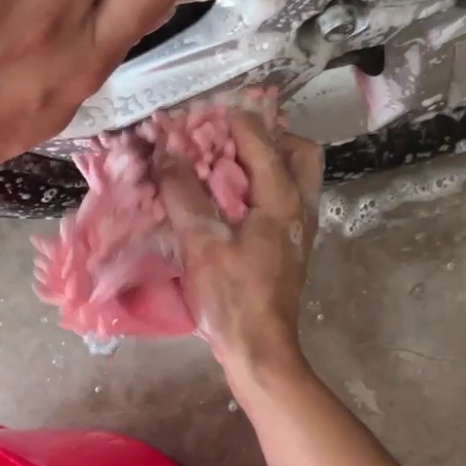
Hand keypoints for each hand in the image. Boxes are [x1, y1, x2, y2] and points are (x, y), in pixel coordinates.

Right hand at [163, 113, 324, 376]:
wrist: (259, 349)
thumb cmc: (233, 296)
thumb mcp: (202, 242)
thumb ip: (183, 194)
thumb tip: (165, 155)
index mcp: (283, 198)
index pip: (260, 138)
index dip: (228, 120)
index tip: (198, 116)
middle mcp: (299, 207)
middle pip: (298, 151)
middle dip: (267, 136)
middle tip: (229, 140)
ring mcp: (297, 230)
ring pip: (294, 178)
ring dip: (264, 164)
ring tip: (223, 168)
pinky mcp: (288, 249)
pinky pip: (281, 202)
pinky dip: (259, 190)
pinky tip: (227, 204)